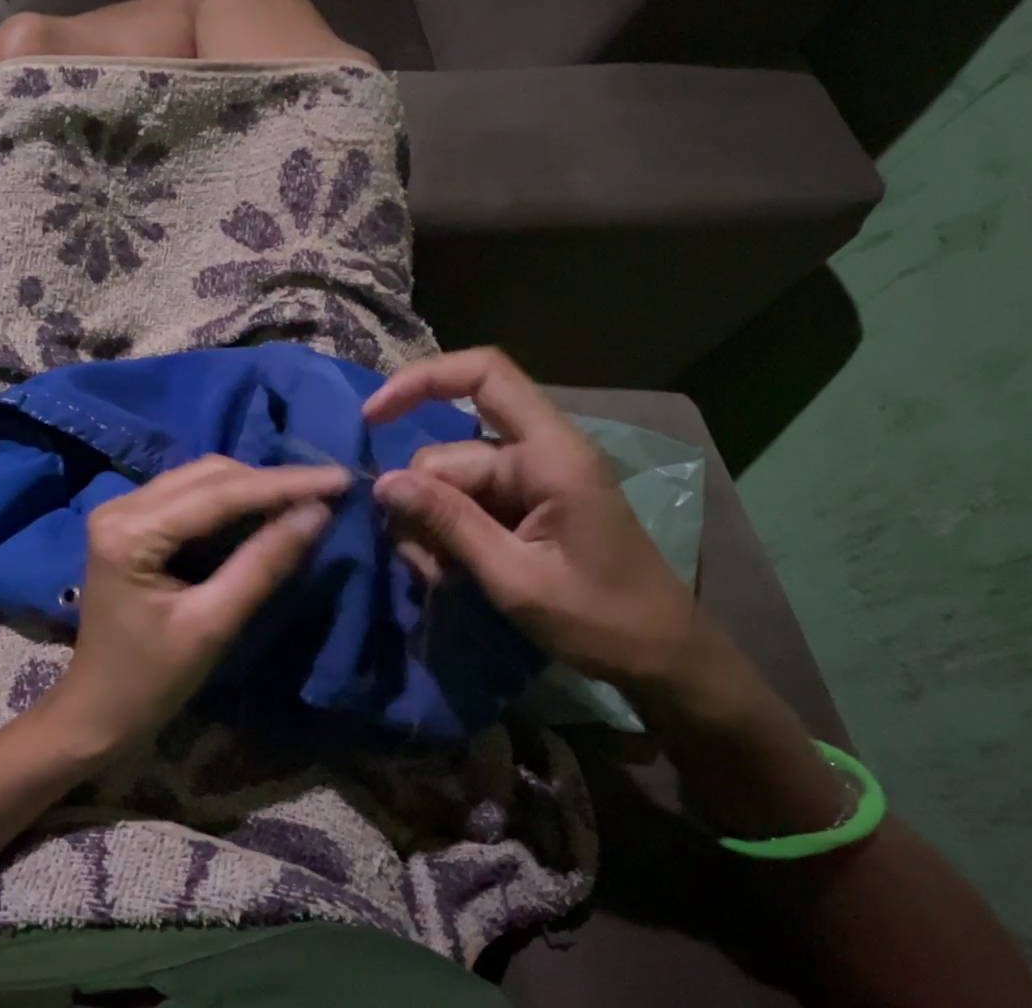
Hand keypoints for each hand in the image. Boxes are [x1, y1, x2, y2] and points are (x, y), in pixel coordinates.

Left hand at [37, 455, 348, 754]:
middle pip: (210, 475)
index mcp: (130, 531)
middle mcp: (121, 506)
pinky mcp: (133, 524)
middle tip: (332, 490)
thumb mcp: (212, 625)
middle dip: (272, 482)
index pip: (219, 493)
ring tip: (309, 499)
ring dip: (255, 488)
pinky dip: (233, 503)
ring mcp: (123, 511)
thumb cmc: (150, 679)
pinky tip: (269, 512)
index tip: (341, 478)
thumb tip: (317, 513)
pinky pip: (192, 498)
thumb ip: (262, 564)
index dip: (284, 483)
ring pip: (203, 480)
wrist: (98, 709)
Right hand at [363, 348, 700, 690]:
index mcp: (550, 453)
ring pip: (448, 484)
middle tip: (422, 567)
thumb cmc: (599, 617)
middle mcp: (536, 454)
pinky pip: (464, 505)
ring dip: (432, 530)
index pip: (485, 376)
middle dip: (421, 505)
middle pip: (448, 453)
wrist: (660, 657)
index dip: (422, 381)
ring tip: (441, 579)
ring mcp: (529, 481)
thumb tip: (384, 483)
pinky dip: (447, 537)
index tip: (372, 418)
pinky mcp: (523, 506)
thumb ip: (449, 523)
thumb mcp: (514, 576)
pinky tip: (450, 575)